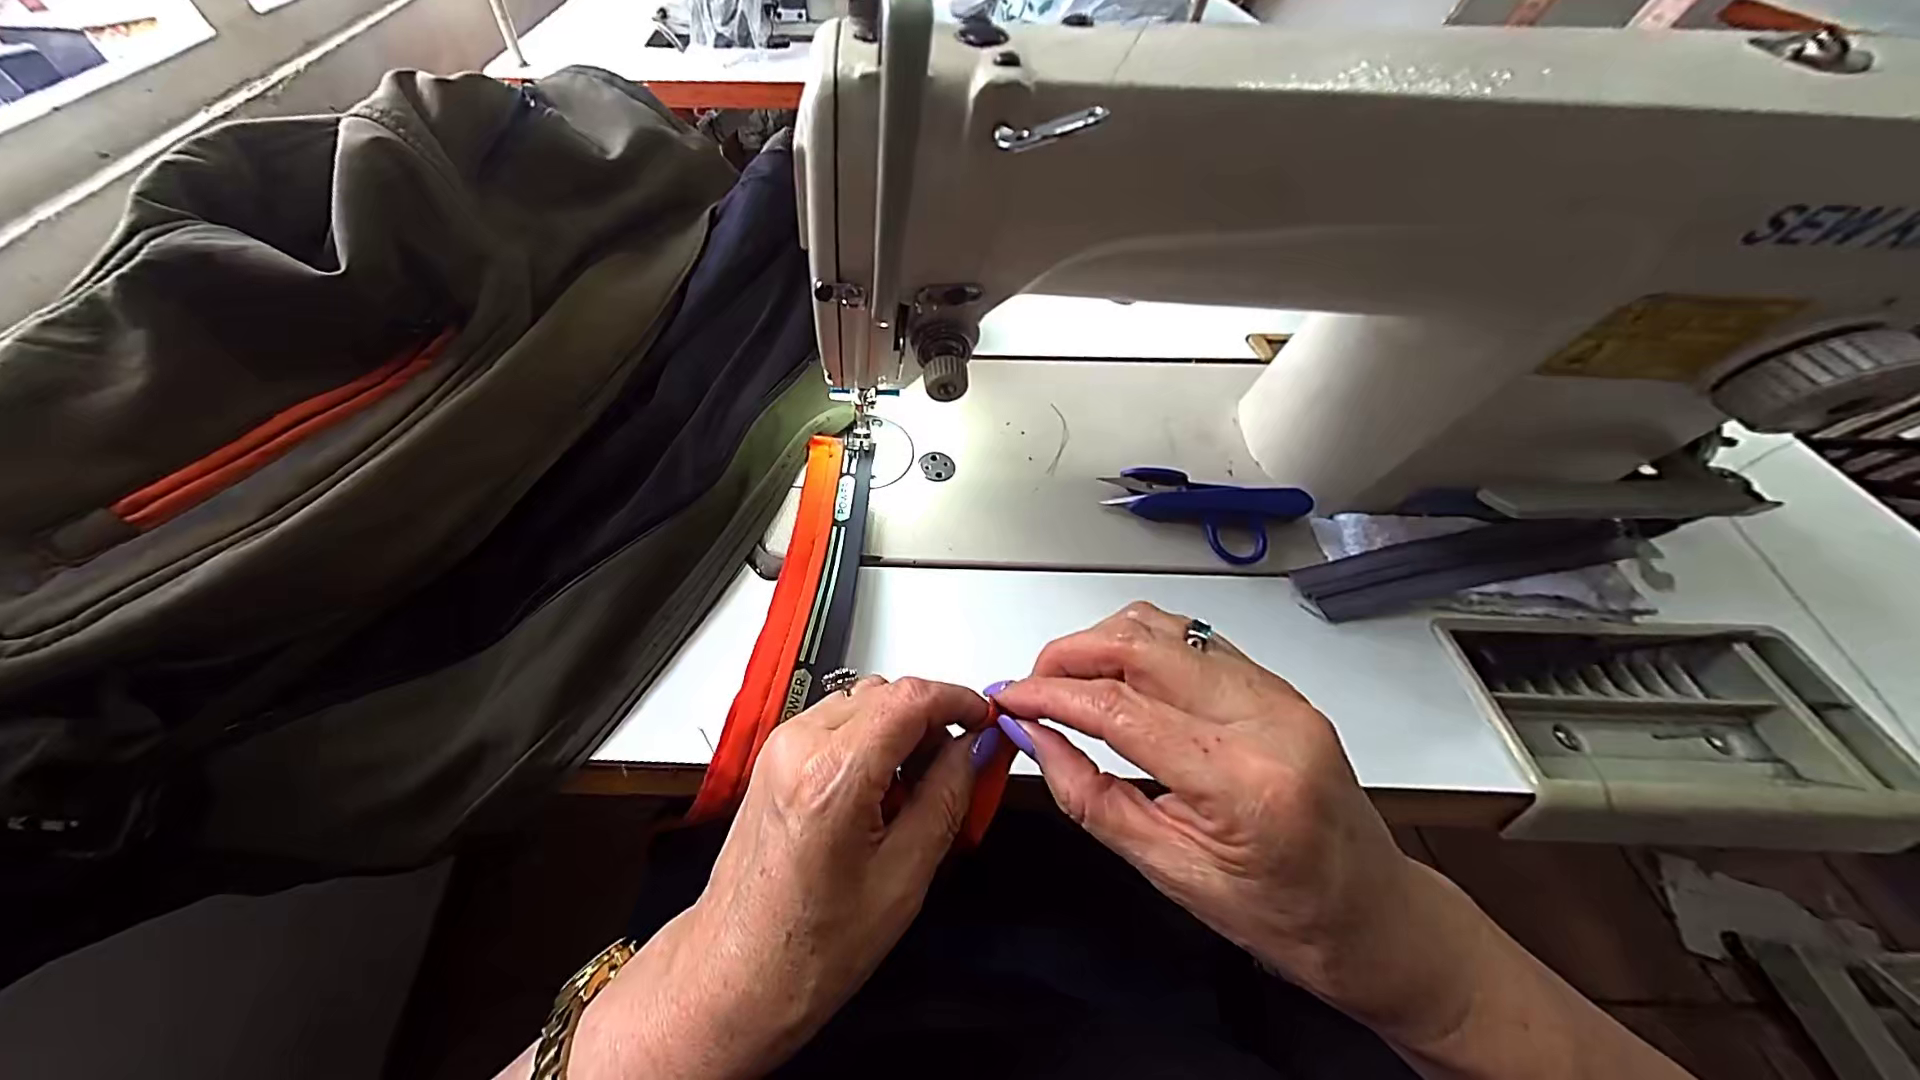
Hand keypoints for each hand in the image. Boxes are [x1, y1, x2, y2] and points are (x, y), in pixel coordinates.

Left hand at [571, 677, 991, 1079]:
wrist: (733, 975)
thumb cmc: (808, 947)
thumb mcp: (904, 876)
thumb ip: (947, 795)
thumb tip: (975, 748)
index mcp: (832, 775)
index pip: (911, 698)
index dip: (958, 700)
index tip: (983, 718)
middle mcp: (799, 746)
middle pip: (888, 693)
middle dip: (932, 718)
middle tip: (958, 763)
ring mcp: (781, 746)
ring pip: (864, 700)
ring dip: (902, 726)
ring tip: (916, 784)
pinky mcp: (775, 755)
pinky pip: (840, 719)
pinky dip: (873, 736)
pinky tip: (882, 784)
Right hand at [991, 603, 1472, 1041]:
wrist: (1371, 914)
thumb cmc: (1284, 913)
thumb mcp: (1168, 871)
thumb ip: (1089, 797)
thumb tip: (1037, 739)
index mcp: (1243, 781)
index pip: (1118, 707)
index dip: (1050, 694)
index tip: (1013, 696)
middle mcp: (1267, 718)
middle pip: (1139, 643)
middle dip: (1068, 652)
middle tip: (1034, 682)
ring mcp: (1277, 693)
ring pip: (1165, 626)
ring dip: (1102, 640)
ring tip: (1070, 676)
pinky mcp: (1276, 685)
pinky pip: (1193, 638)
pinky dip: (1141, 644)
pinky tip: (1118, 671)